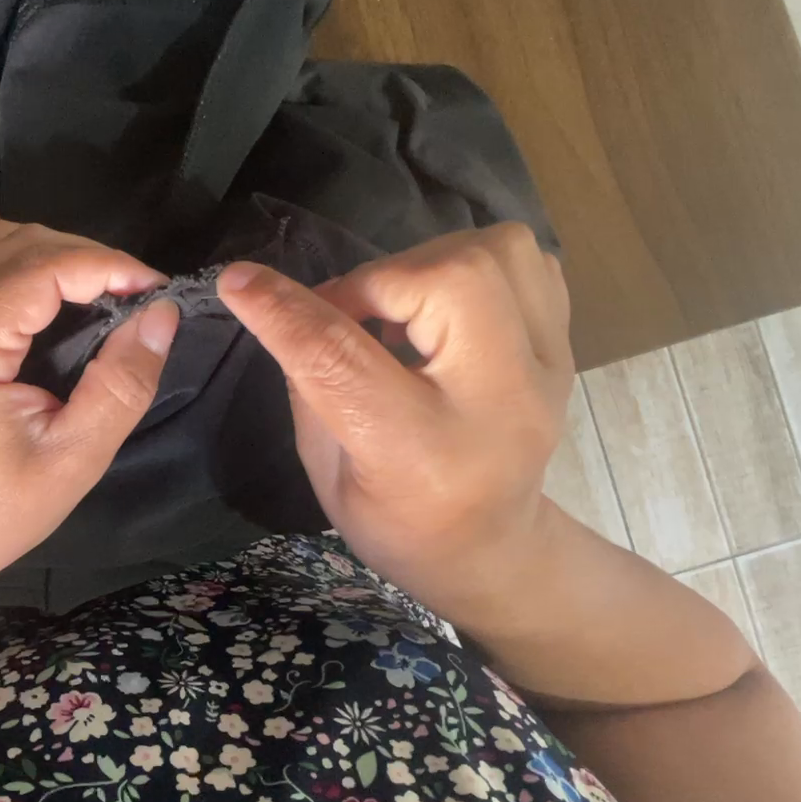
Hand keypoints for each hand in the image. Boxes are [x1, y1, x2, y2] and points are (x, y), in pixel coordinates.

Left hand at [0, 212, 180, 595]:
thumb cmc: (2, 508)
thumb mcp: (77, 455)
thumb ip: (122, 383)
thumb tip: (162, 314)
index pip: (43, 267)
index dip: (107, 266)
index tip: (157, 288)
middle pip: (20, 247)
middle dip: (87, 258)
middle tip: (138, 295)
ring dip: (55, 254)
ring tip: (103, 288)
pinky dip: (7, 251)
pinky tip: (33, 253)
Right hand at [216, 223, 573, 623]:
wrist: (490, 549)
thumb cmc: (392, 522)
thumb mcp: (325, 474)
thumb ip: (309, 385)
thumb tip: (290, 305)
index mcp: (417, 453)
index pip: (342, 359)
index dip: (284, 312)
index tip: (236, 281)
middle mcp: (496, 402)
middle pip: (448, 281)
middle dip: (374, 278)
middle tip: (343, 313)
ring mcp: (546, 368)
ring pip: (495, 252)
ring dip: (424, 265)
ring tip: (394, 308)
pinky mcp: (564, 346)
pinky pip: (523, 260)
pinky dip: (468, 265)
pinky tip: (439, 308)